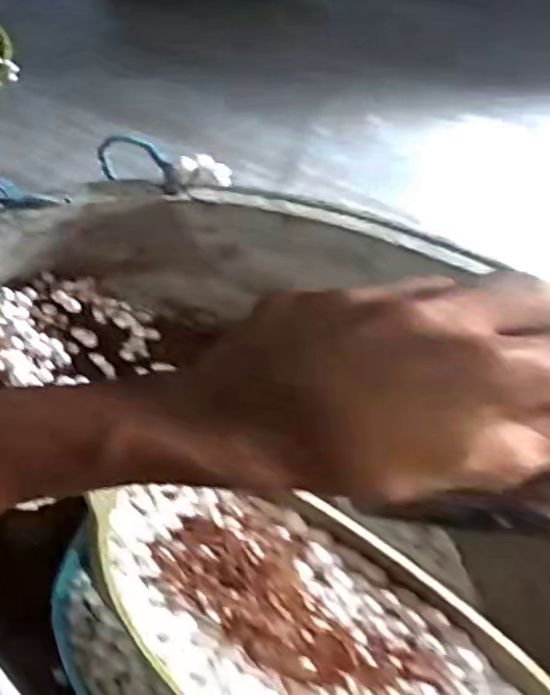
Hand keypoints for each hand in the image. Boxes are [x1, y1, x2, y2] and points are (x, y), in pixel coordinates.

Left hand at [181, 277, 549, 501]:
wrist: (231, 420)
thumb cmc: (351, 456)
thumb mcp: (469, 466)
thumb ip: (535, 436)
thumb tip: (546, 412)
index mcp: (492, 365)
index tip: (544, 381)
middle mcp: (432, 315)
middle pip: (524, 292)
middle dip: (539, 319)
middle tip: (527, 348)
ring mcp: (361, 296)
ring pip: (444, 284)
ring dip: (464, 309)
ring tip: (452, 341)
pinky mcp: (308, 293)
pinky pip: (368, 292)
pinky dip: (389, 311)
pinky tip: (372, 337)